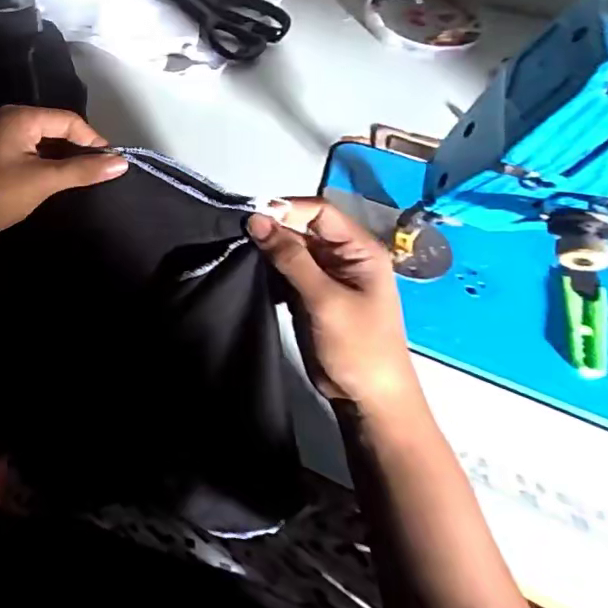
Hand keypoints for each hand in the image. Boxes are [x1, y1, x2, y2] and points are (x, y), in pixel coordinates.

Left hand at [0, 106, 128, 255]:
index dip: (93, 140)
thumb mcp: (44, 181)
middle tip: (103, 171)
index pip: (68, 120)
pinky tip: (65, 180)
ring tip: (89, 177)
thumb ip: (83, 169)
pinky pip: (36, 154)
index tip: (113, 163)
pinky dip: (53, 165)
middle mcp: (12, 121)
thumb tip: (122, 162)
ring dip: (68, 159)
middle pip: (59, 128)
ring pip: (49, 143)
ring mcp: (5, 140)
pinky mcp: (2, 159)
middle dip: (81, 148)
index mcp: (20, 117)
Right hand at [248, 199, 416, 409]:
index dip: (287, 208)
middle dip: (273, 228)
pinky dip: (269, 269)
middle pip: (303, 227)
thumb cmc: (358, 346)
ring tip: (239, 250)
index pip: (320, 211)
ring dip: (267, 249)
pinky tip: (250, 271)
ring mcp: (326, 275)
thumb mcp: (325, 299)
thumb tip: (256, 219)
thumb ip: (291, 257)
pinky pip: (286, 269)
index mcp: (360, 249)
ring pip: (291, 248)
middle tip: (238, 234)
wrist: (369, 399)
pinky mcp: (310, 294)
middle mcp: (343, 255)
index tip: (252, 217)